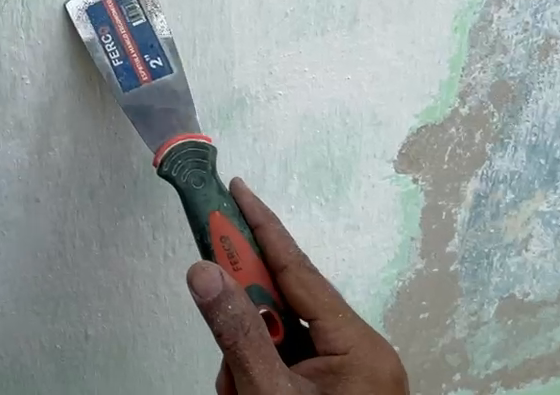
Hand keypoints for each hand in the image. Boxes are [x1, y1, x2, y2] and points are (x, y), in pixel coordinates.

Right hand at [186, 179, 408, 394]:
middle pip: (281, 305)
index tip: (236, 186)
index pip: (298, 268)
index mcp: (358, 347)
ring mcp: (344, 377)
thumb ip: (235, 331)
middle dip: (243, 323)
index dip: (262, 225)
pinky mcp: (328, 394)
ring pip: (273, 338)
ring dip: (243, 362)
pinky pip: (279, 363)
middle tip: (224, 342)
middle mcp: (357, 354)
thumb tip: (201, 268)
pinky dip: (253, 377)